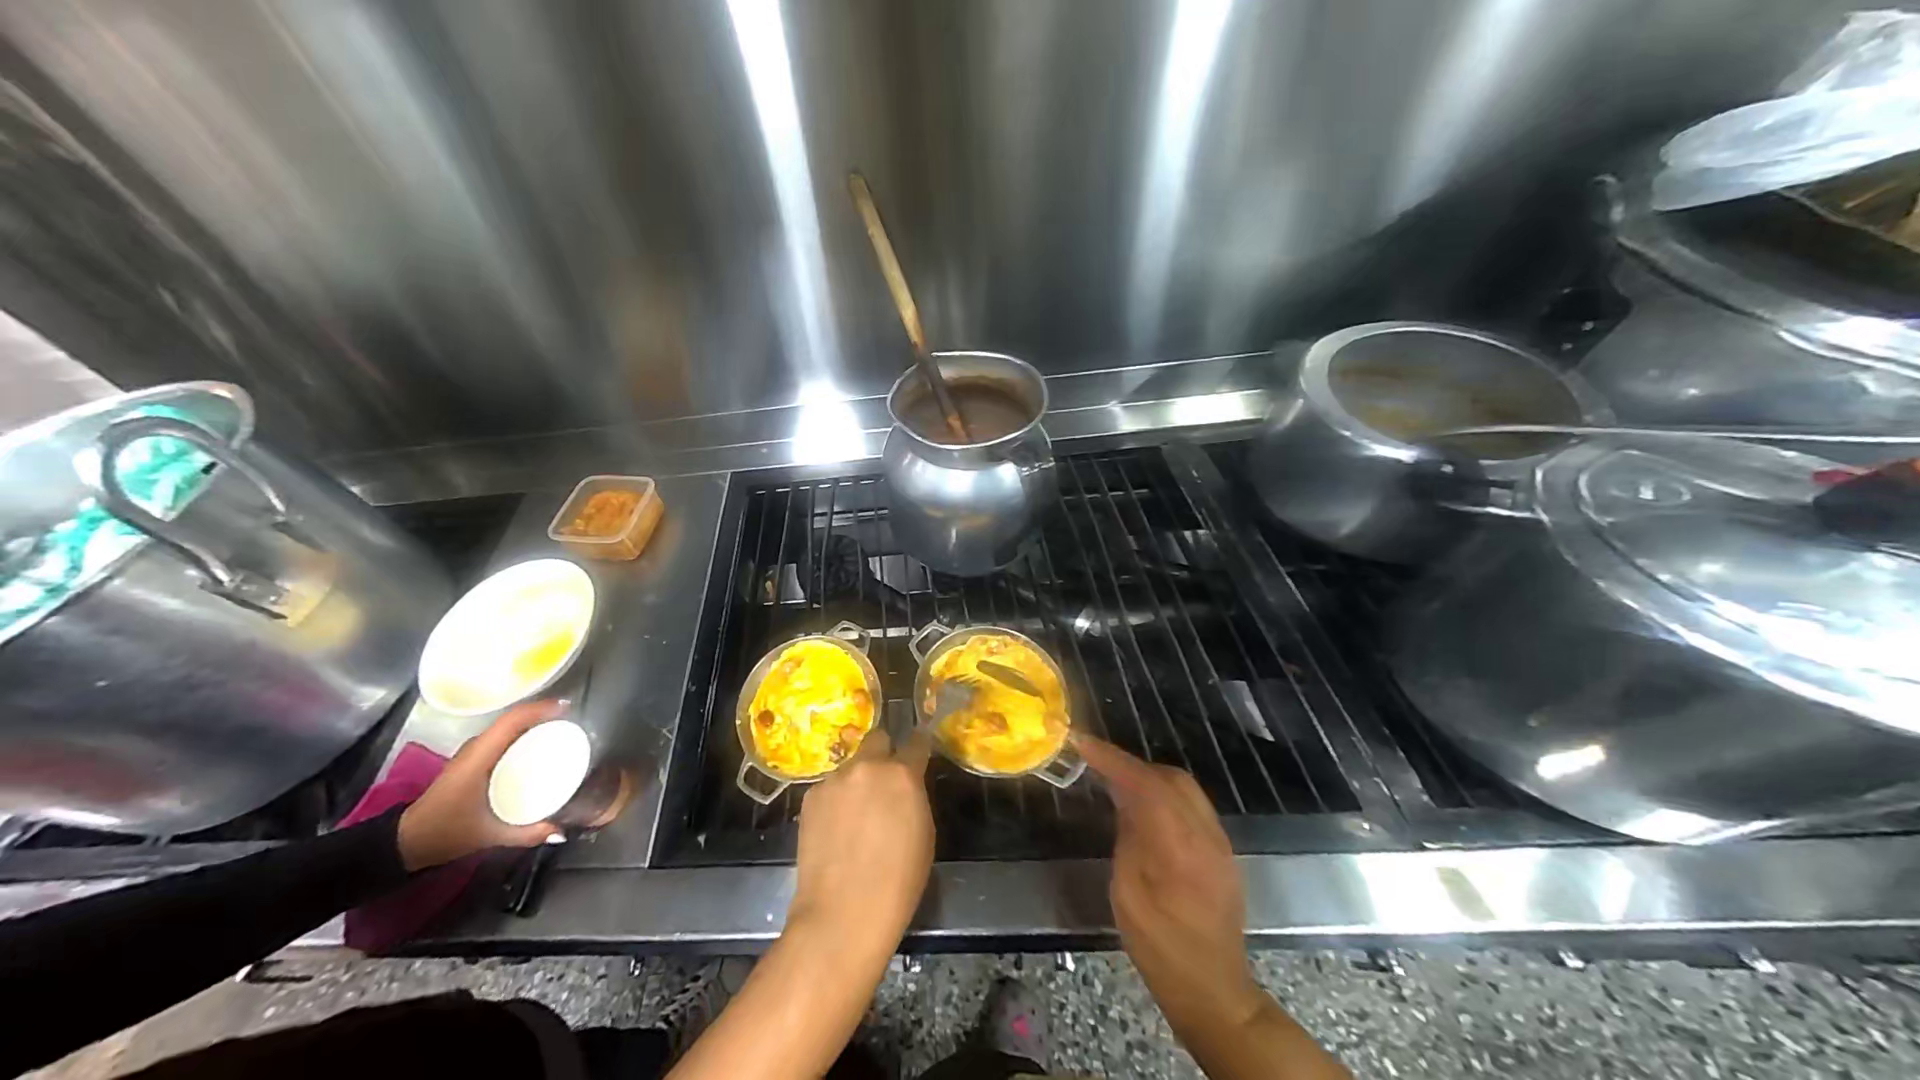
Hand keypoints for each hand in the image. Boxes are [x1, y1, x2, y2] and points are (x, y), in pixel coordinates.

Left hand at [396, 701, 567, 870]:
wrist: (406, 842)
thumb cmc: (445, 831)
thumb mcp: (489, 834)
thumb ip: (527, 833)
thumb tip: (561, 832)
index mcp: (479, 758)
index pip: (512, 721)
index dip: (540, 709)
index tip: (568, 709)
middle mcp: (476, 748)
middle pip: (512, 720)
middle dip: (543, 715)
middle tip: (573, 722)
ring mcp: (472, 754)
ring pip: (507, 728)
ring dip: (533, 724)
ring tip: (562, 731)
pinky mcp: (472, 761)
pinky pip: (502, 738)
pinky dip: (522, 735)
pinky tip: (538, 748)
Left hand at [786, 726, 934, 950]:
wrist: (843, 913)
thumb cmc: (899, 881)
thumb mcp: (924, 833)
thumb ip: (914, 797)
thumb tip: (905, 787)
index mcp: (902, 774)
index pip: (916, 742)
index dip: (919, 748)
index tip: (918, 754)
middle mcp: (867, 767)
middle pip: (878, 739)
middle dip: (884, 754)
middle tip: (883, 783)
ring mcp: (834, 780)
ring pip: (851, 766)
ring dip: (857, 781)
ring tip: (854, 817)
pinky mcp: (810, 796)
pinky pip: (830, 788)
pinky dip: (835, 800)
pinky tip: (834, 829)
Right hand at [1078, 734, 1263, 1030]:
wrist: (1213, 988)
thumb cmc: (1160, 947)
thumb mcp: (1127, 893)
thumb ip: (1128, 836)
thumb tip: (1122, 796)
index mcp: (1180, 847)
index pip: (1146, 785)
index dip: (1112, 760)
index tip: (1082, 743)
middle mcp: (1207, 835)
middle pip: (1170, 777)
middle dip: (1132, 765)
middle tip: (1097, 764)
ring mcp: (1219, 841)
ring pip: (1184, 787)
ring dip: (1149, 777)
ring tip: (1116, 781)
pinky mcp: (1222, 850)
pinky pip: (1192, 804)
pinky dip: (1165, 794)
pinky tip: (1144, 806)